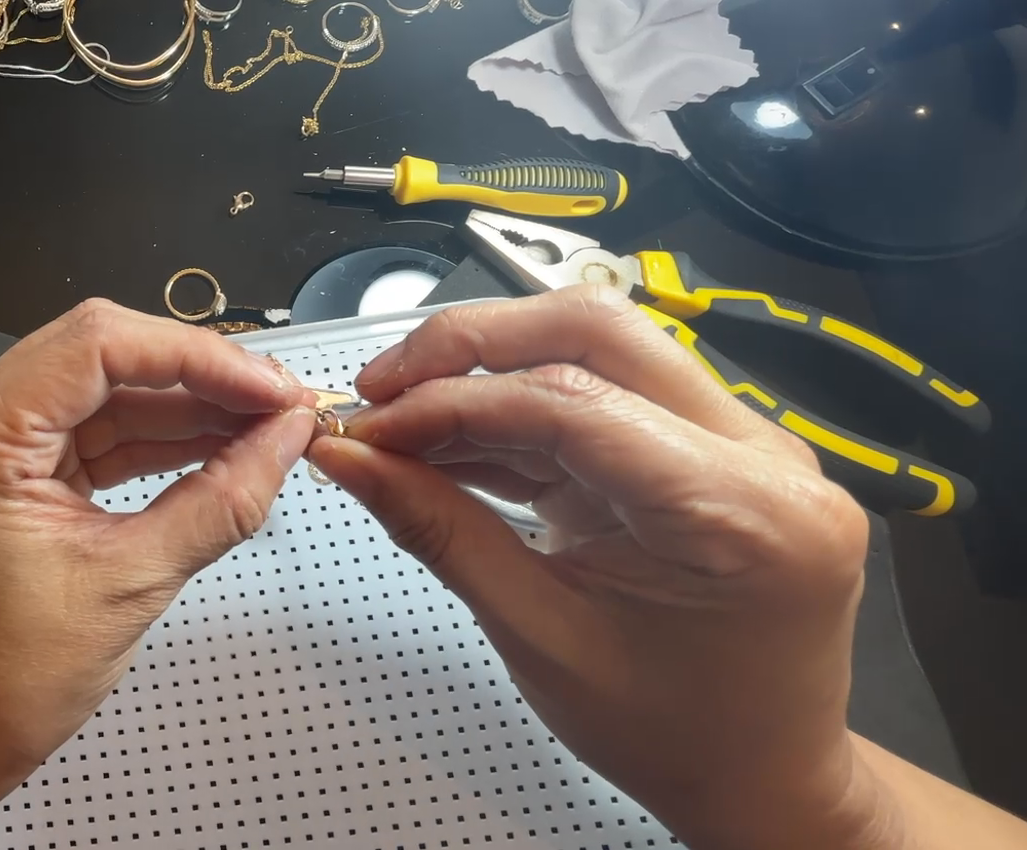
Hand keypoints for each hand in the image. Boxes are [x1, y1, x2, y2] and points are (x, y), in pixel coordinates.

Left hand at [0, 300, 318, 798]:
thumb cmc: (14, 670)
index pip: (99, 345)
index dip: (196, 356)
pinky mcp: (33, 459)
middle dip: (201, 371)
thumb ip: (222, 500)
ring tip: (269, 422)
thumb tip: (286, 439)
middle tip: (279, 400)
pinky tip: (228, 441)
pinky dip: (170, 432)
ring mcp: (8, 434)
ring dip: (195, 401)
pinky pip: (111, 424)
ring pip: (117, 385)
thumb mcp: (134, 581)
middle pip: (109, 351)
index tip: (267, 388)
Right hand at [309, 287, 875, 849]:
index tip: (367, 426)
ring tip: (397, 414)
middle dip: (467, 343)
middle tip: (382, 385)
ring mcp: (726, 438)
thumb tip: (344, 458)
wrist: (757, 772)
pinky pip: (576, 391)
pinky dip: (494, 406)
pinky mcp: (683, 443)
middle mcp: (754, 452)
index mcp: (743, 513)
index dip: (448, 403)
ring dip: (475, 366)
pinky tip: (436, 439)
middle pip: (591, 329)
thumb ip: (433, 527)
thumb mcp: (532, 631)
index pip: (568, 402)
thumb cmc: (666, 727)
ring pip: (582, 342)